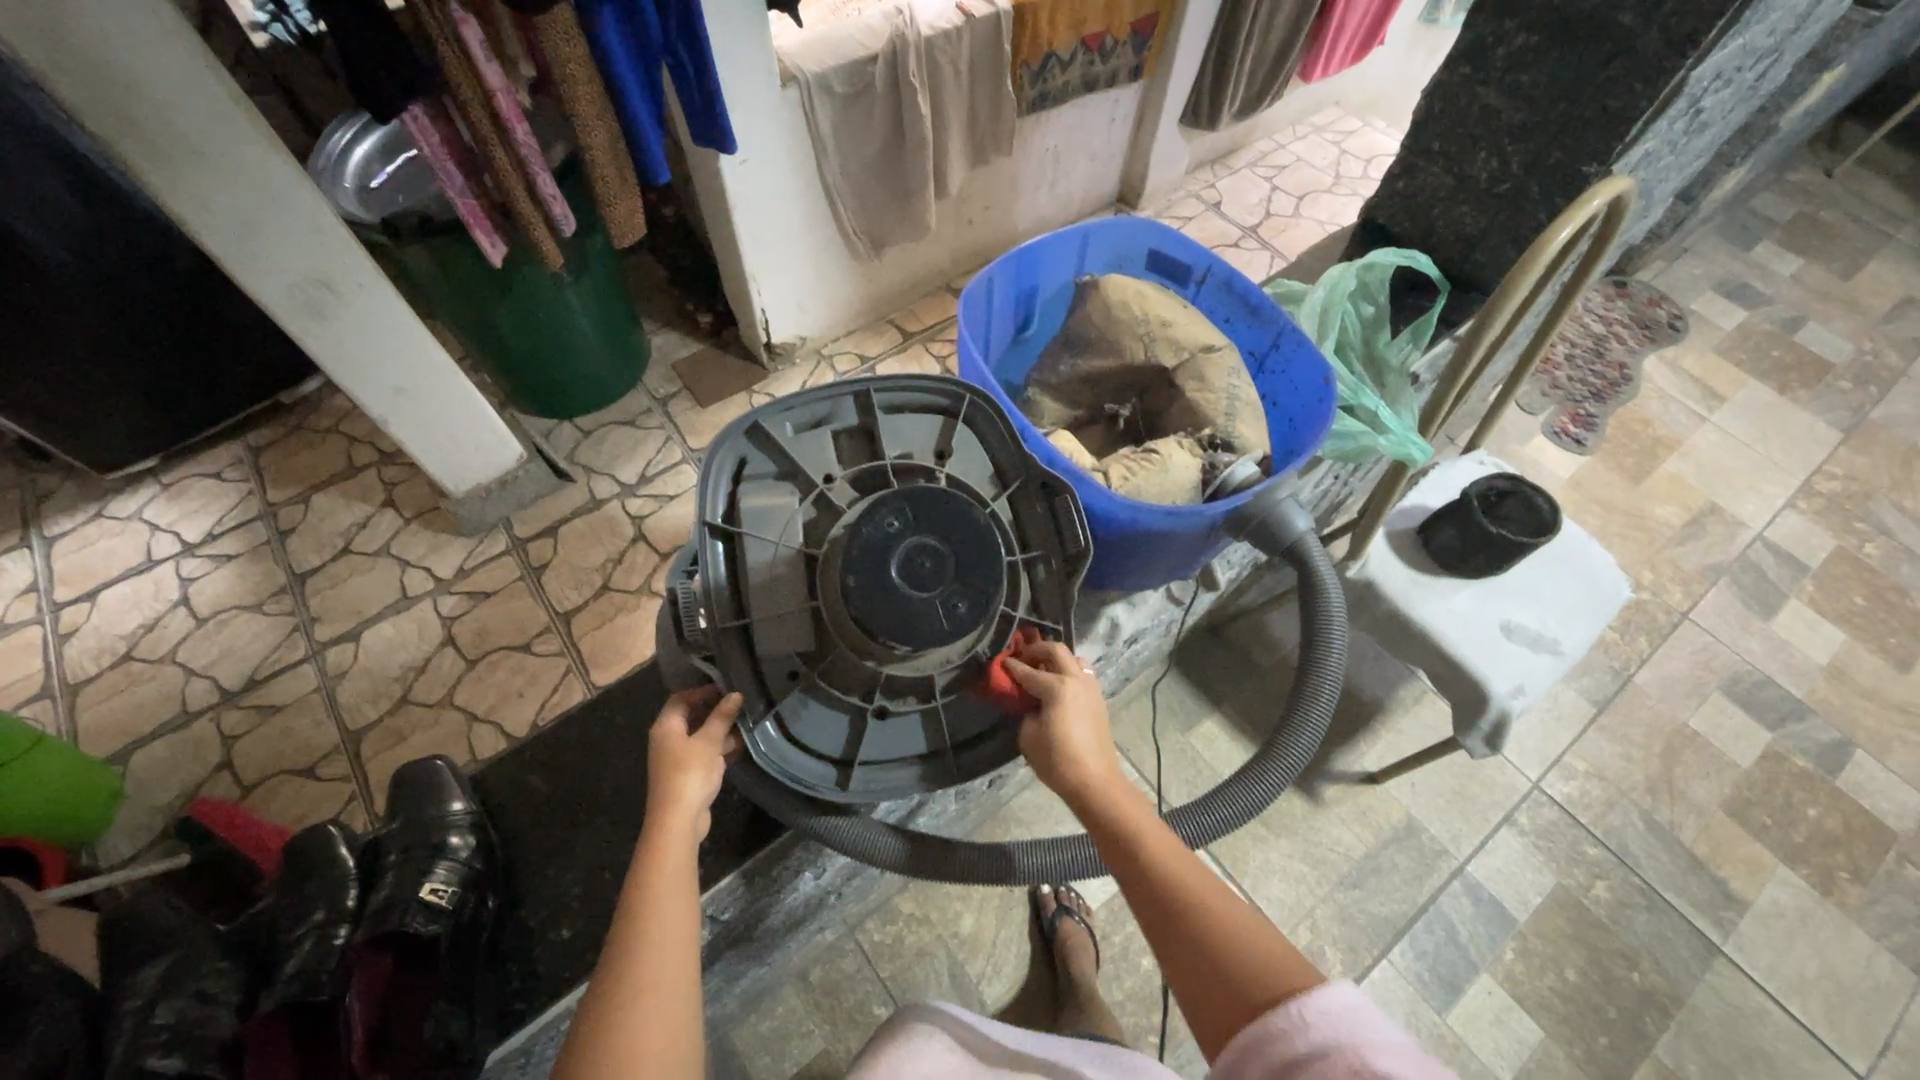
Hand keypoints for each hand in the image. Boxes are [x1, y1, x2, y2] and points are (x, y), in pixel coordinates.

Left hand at [645, 686, 742, 842]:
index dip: (702, 691)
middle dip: (715, 710)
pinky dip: (720, 748)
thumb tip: (735, 694)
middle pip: (691, 717)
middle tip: (740, 704)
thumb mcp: (708, 742)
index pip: (681, 699)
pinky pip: (704, 754)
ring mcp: (677, 758)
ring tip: (746, 723)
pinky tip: (741, 746)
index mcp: (666, 727)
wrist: (677, 820)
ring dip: (720, 730)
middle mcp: (668, 739)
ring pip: (700, 736)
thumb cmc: (689, 774)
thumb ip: (721, 717)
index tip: (727, 688)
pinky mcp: (688, 774)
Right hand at [1004, 642, 1124, 809]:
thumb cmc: (1057, 761)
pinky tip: (1059, 687)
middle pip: (1056, 650)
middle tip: (1022, 658)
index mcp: (1057, 687)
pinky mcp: (1099, 700)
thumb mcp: (1028, 736)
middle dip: (1036, 649)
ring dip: (1057, 659)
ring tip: (1043, 671)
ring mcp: (1091, 688)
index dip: (1012, 666)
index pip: (1028, 671)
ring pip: (1075, 659)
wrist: (1094, 781)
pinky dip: (1069, 672)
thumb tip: (1030, 702)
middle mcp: (1076, 680)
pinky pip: (1083, 675)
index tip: (1001, 662)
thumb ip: (1026, 711)